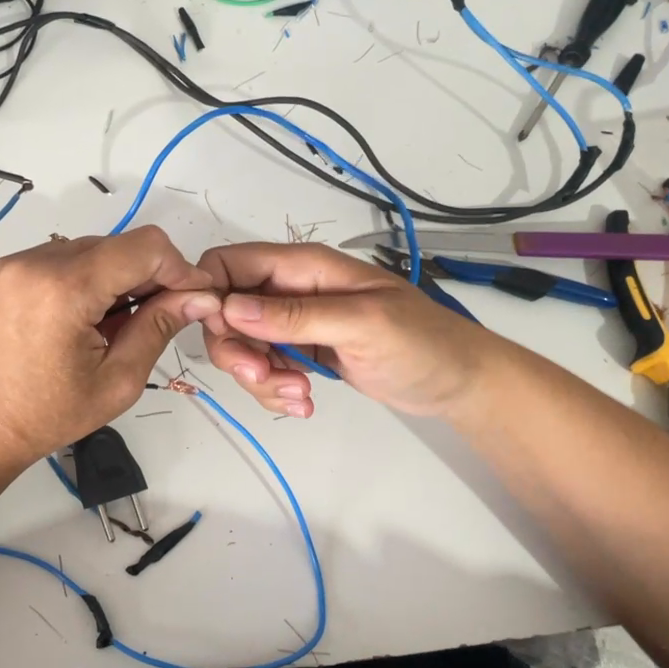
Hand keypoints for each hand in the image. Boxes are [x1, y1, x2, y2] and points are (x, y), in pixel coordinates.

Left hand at [0, 226, 220, 472]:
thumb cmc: (47, 416)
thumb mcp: (117, 380)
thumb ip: (158, 328)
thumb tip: (201, 297)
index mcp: (65, 289)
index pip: (144, 247)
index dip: (178, 268)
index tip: (191, 299)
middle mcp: (35, 263)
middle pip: (116, 245)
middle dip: (146, 276)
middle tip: (153, 320)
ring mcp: (13, 263)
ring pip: (88, 249)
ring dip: (113, 277)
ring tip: (110, 326)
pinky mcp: (1, 272)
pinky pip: (58, 259)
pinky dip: (81, 278)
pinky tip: (81, 318)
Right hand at [197, 243, 504, 418]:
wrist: (458, 382)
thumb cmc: (421, 342)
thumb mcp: (360, 324)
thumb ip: (293, 317)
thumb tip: (228, 309)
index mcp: (301, 268)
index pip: (228, 264)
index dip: (210, 295)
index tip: (222, 333)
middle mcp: (289, 291)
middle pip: (225, 313)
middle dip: (235, 349)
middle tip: (261, 375)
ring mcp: (293, 325)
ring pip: (240, 347)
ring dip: (258, 377)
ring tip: (299, 395)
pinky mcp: (299, 354)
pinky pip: (262, 370)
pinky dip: (273, 390)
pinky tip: (304, 403)